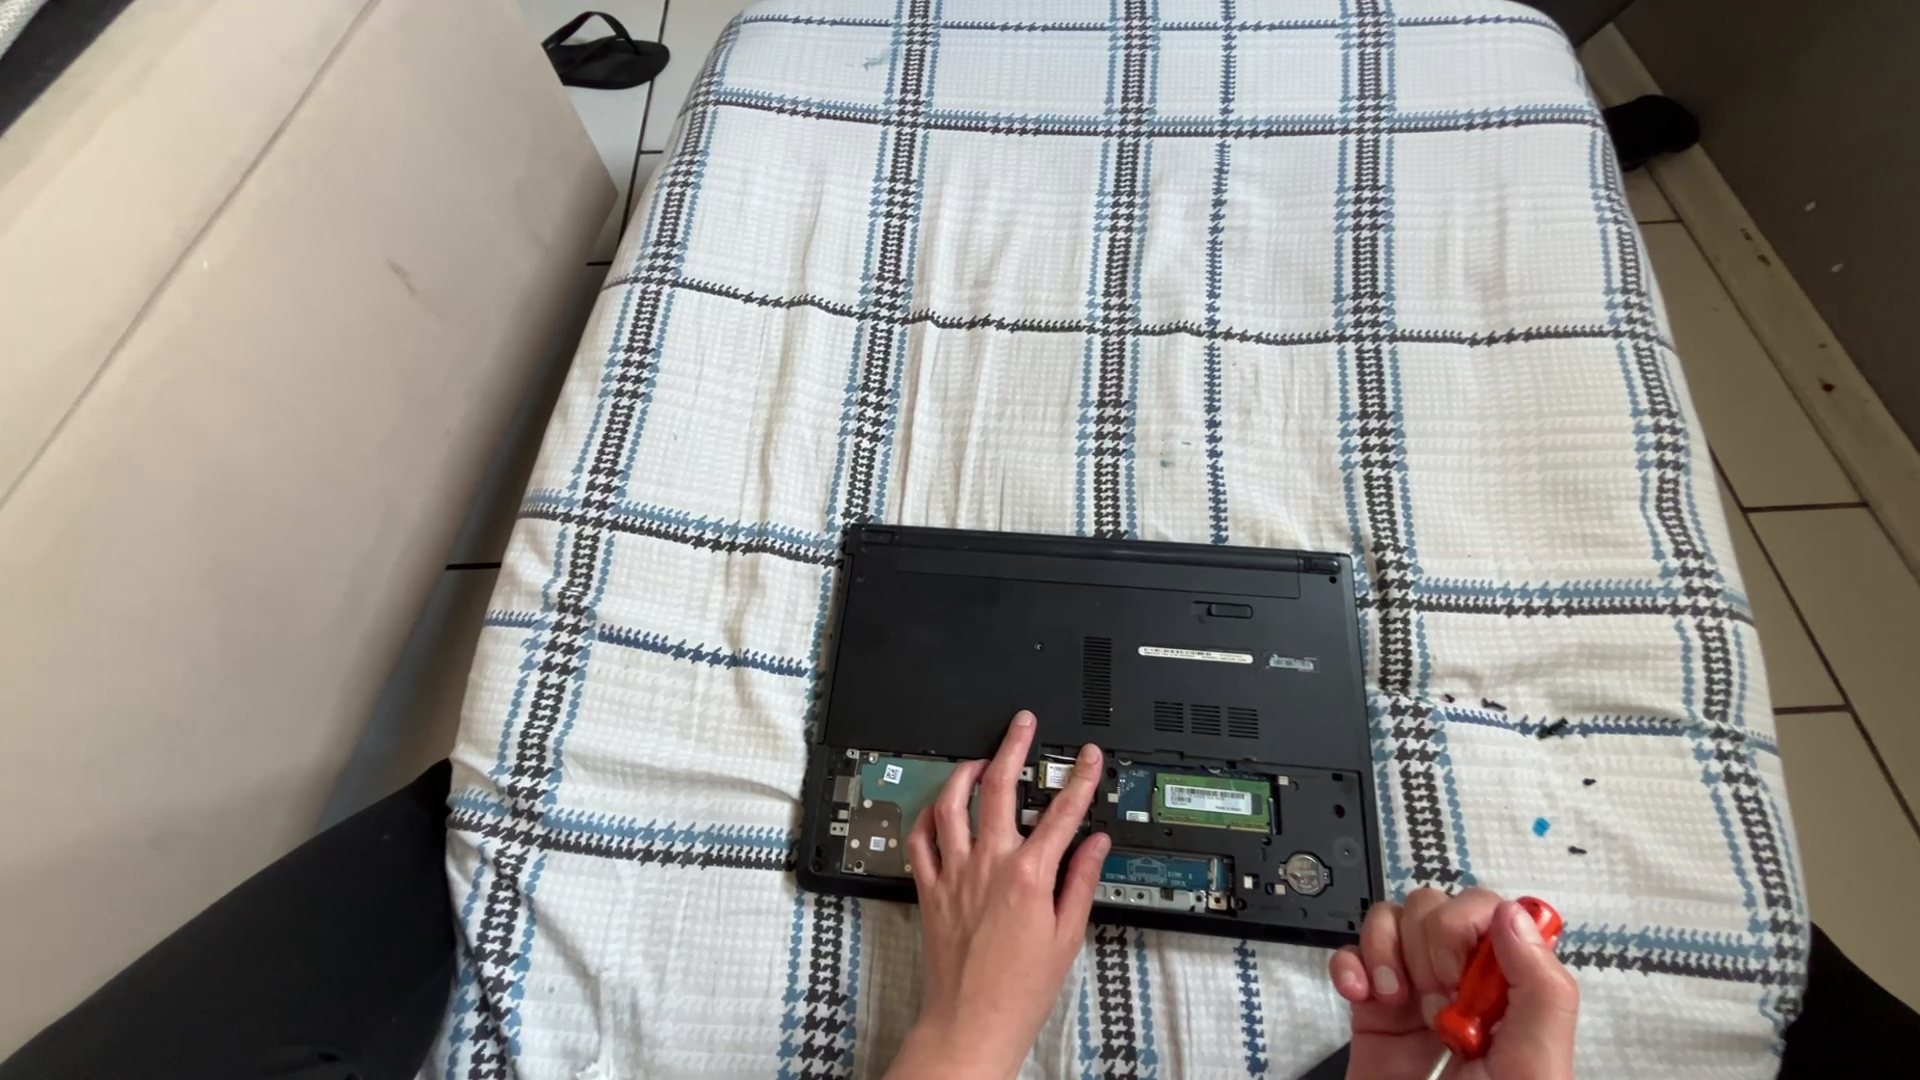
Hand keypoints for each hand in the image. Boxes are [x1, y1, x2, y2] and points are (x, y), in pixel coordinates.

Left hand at [882, 711, 1110, 1079]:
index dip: (1079, 778)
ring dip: (964, 773)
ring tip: (977, 759)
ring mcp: (955, 871)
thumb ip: (1081, 880)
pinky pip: (919, 839)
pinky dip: (926, 816)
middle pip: (998, 787)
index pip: (1062, 812)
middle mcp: (989, 863)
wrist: (972, 1022)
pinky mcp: (930, 886)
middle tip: (1021, 724)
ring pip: (951, 803)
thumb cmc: (1020, 988)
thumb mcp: (1067, 936)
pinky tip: (937, 806)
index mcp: (1029, 875)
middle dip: (1013, 746)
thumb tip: (1095, 843)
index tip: (1087, 757)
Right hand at [1328, 887, 1578, 1079]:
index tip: (1461, 971)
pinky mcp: (1370, 1005)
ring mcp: (1415, 995)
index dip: (1471, 924)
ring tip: (1394, 999)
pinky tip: (1360, 995)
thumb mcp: (1532, 1077)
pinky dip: (1349, 963)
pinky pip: (1351, 952)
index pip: (1498, 916)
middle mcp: (1466, 991)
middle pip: (1438, 907)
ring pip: (1392, 919)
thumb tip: (1517, 915)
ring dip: (1383, 949)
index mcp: (1516, 1004)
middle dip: (1427, 944)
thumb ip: (1541, 996)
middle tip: (1433, 998)